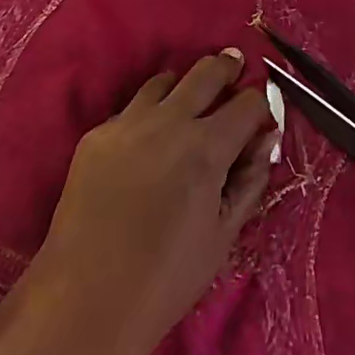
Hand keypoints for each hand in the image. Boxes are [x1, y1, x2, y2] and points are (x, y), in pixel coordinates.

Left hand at [0, 47, 277, 354]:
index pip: (247, 102)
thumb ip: (249, 179)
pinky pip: (130, 110)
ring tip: (190, 98)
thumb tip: (265, 137)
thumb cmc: (168, 274)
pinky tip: (147, 141)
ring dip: (183, 84)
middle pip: (205, 72)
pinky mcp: (97, 133)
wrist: (90, 291)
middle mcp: (168, 120)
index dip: (261, 101)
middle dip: (226, 65)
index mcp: (206, 147)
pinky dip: (147, 115)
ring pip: (163, 80)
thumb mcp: (223, 234)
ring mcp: (128, 122)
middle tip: (234, 63)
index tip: (262, 106)